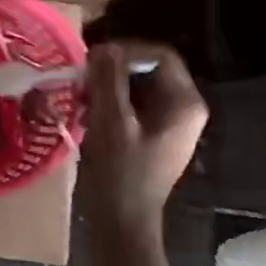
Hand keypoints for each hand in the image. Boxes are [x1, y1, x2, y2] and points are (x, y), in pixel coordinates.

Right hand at [81, 41, 207, 235]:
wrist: (124, 218)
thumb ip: (109, 81)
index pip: (160, 55)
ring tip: (80, 96)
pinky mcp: (154, 133)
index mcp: (184, 102)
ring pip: (138, 86)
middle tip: (82, 79)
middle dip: (113, 70)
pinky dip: (110, 102)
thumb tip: (104, 47)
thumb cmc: (121, 171)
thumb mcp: (111, 122)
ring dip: (107, 86)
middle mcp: (184, 107)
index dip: (126, 51)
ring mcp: (170, 122)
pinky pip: (133, 105)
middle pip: (148, 69)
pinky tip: (88, 113)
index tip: (92, 62)